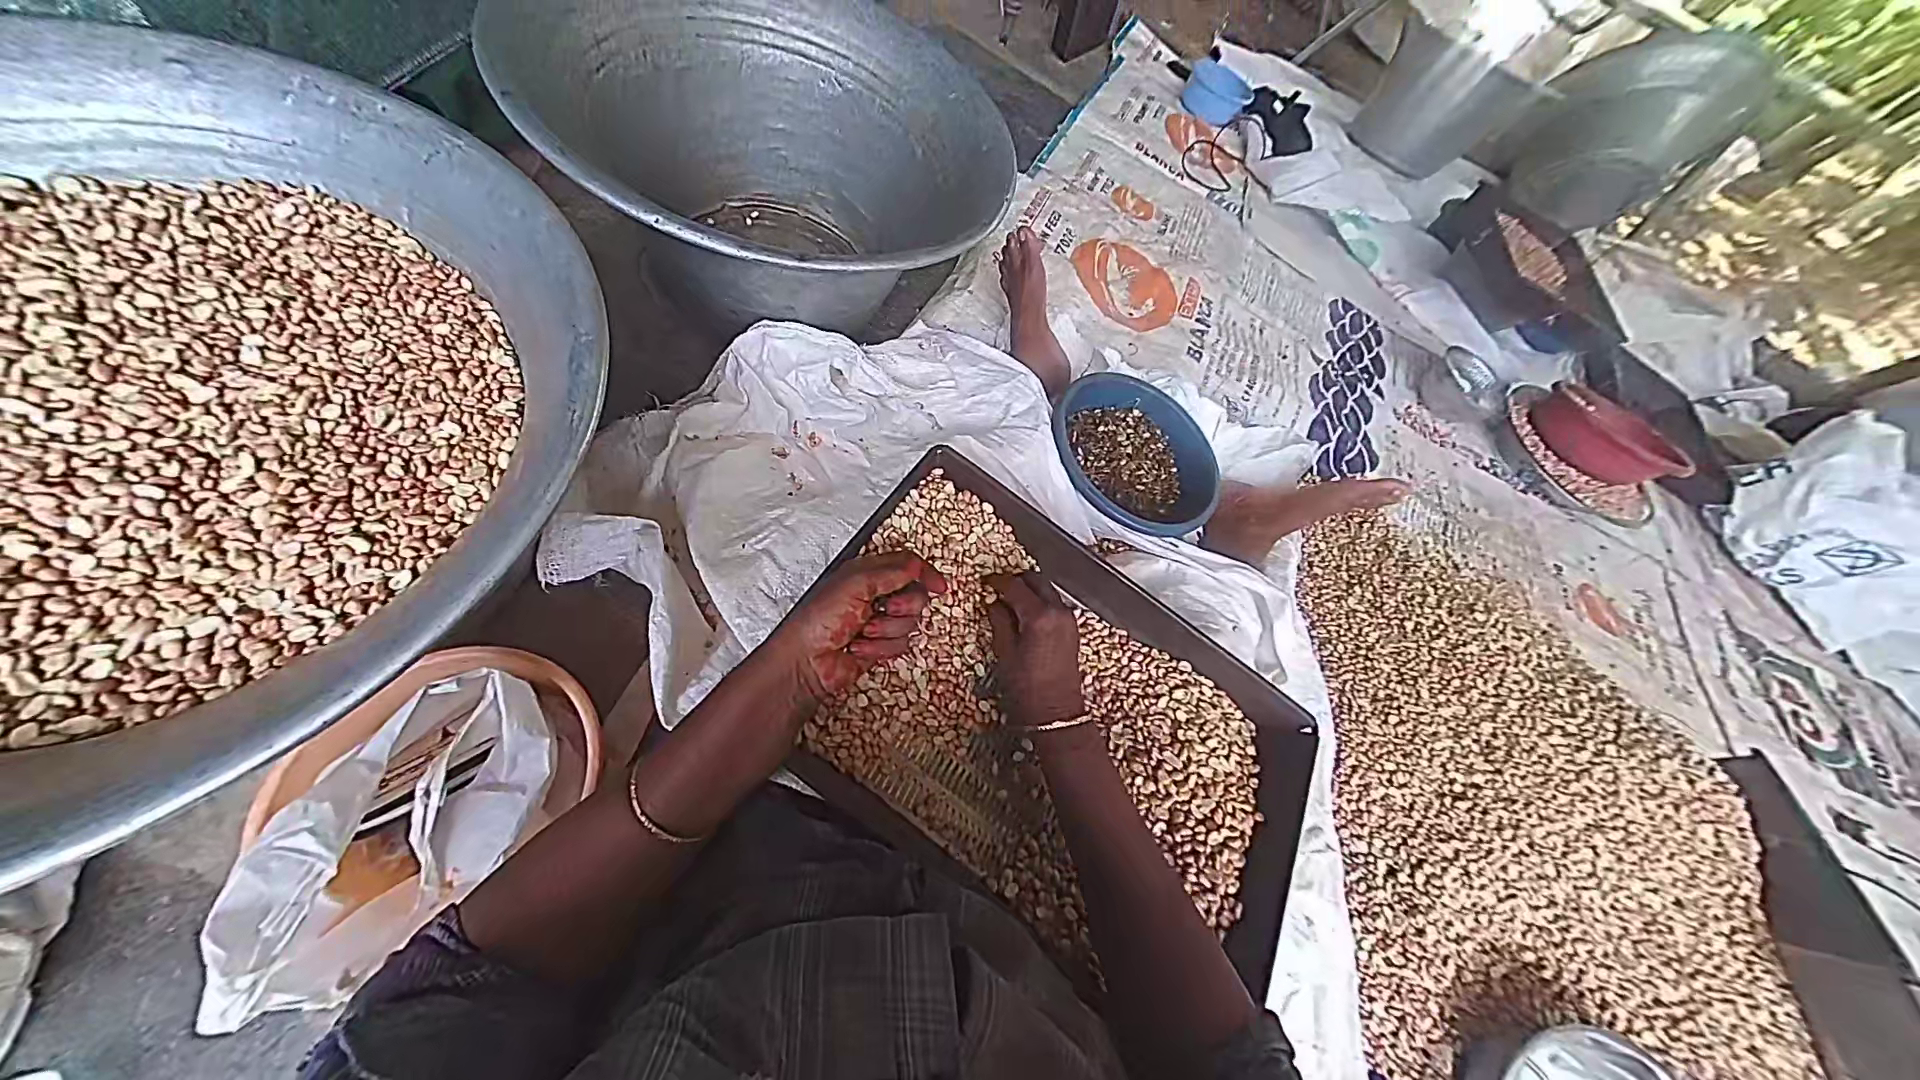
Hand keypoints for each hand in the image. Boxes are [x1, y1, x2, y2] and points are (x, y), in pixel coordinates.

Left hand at [766, 552, 948, 707]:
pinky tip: (860, 647)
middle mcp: (876, 595)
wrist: (806, 661)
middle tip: (887, 609)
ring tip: (864, 631)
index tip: (939, 586)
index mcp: (868, 573)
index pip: (907, 565)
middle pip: (916, 595)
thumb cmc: (818, 621)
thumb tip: (916, 566)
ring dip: (888, 629)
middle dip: (905, 605)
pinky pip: (901, 644)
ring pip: (911, 622)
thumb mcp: (855, 584)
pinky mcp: (881, 645)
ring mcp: (880, 621)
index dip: (925, 573)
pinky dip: (881, 648)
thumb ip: (889, 572)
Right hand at [985, 571, 1084, 727]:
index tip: (985, 582)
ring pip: (1046, 590)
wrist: (1055, 712)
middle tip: (997, 589)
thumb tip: (993, 602)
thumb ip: (999, 620)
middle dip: (1015, 581)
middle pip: (1035, 580)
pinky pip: (1053, 603)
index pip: (1015, 585)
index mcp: (1039, 616)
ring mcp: (1068, 618)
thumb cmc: (1026, 686)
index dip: (997, 581)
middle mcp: (1058, 611)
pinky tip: (1024, 615)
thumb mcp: (1004, 650)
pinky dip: (1039, 602)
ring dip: (1028, 590)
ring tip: (1009, 602)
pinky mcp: (1072, 627)